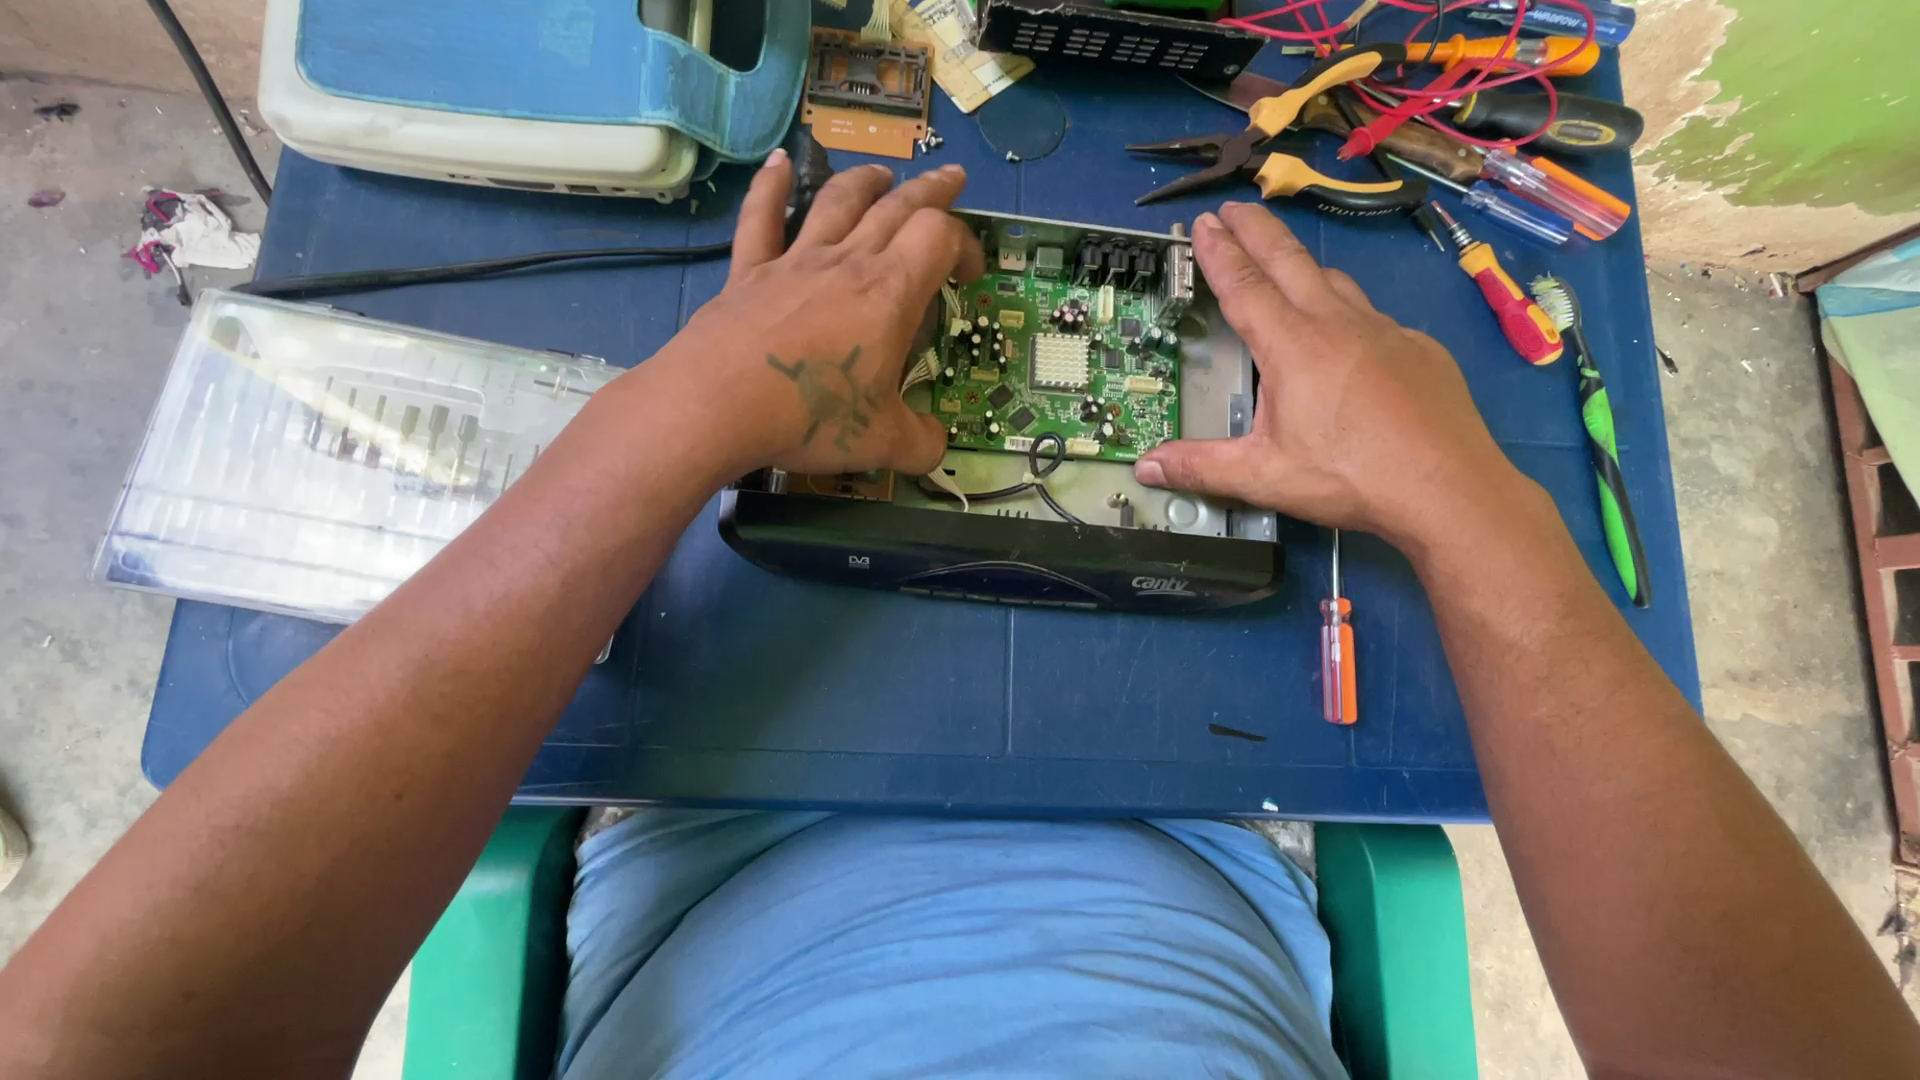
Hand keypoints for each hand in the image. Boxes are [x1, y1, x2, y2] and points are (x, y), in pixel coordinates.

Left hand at [651, 153, 984, 476]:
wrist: (719, 404)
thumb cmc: (813, 417)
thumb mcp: (885, 443)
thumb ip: (921, 443)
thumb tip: (935, 444)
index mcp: (890, 293)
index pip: (939, 238)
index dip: (965, 244)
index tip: (970, 274)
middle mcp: (846, 263)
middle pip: (897, 206)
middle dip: (931, 189)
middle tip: (951, 179)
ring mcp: (794, 262)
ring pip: (836, 201)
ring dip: (865, 181)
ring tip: (881, 174)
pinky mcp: (748, 273)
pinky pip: (761, 219)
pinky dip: (770, 187)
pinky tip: (777, 163)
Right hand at [1133, 202, 1531, 552]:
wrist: (1449, 489)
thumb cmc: (1349, 478)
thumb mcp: (1263, 476)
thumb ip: (1200, 467)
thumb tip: (1145, 468)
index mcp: (1294, 347)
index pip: (1246, 286)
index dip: (1220, 253)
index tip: (1204, 223)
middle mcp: (1338, 324)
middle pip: (1290, 261)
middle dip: (1257, 230)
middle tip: (1234, 207)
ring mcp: (1385, 331)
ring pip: (1335, 280)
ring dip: (1301, 262)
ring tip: (1282, 260)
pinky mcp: (1418, 348)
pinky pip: (1372, 315)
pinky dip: (1346, 308)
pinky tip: (1346, 335)